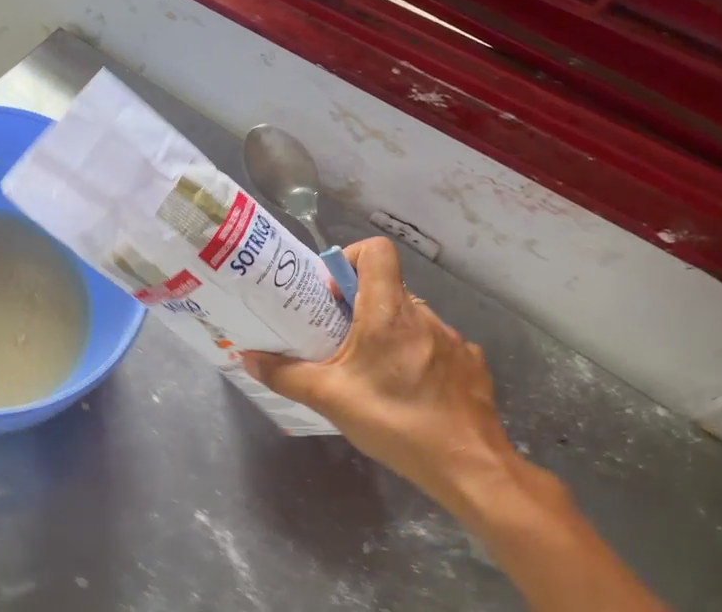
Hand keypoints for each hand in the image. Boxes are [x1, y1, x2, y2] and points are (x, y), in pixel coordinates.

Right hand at [244, 237, 515, 511]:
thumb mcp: (329, 399)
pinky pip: (438, 346)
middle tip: (340, 337)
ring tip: (374, 370)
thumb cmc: (396, 423)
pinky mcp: (473, 366)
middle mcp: (425, 316)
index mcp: (388, 313)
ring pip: (412, 319)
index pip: (376, 251)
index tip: (333, 289)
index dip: (351, 258)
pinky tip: (412, 390)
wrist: (473, 470)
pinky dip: (420, 357)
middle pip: (388, 289)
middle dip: (360, 305)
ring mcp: (454, 341)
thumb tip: (248, 358)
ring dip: (390, 333)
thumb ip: (285, 374)